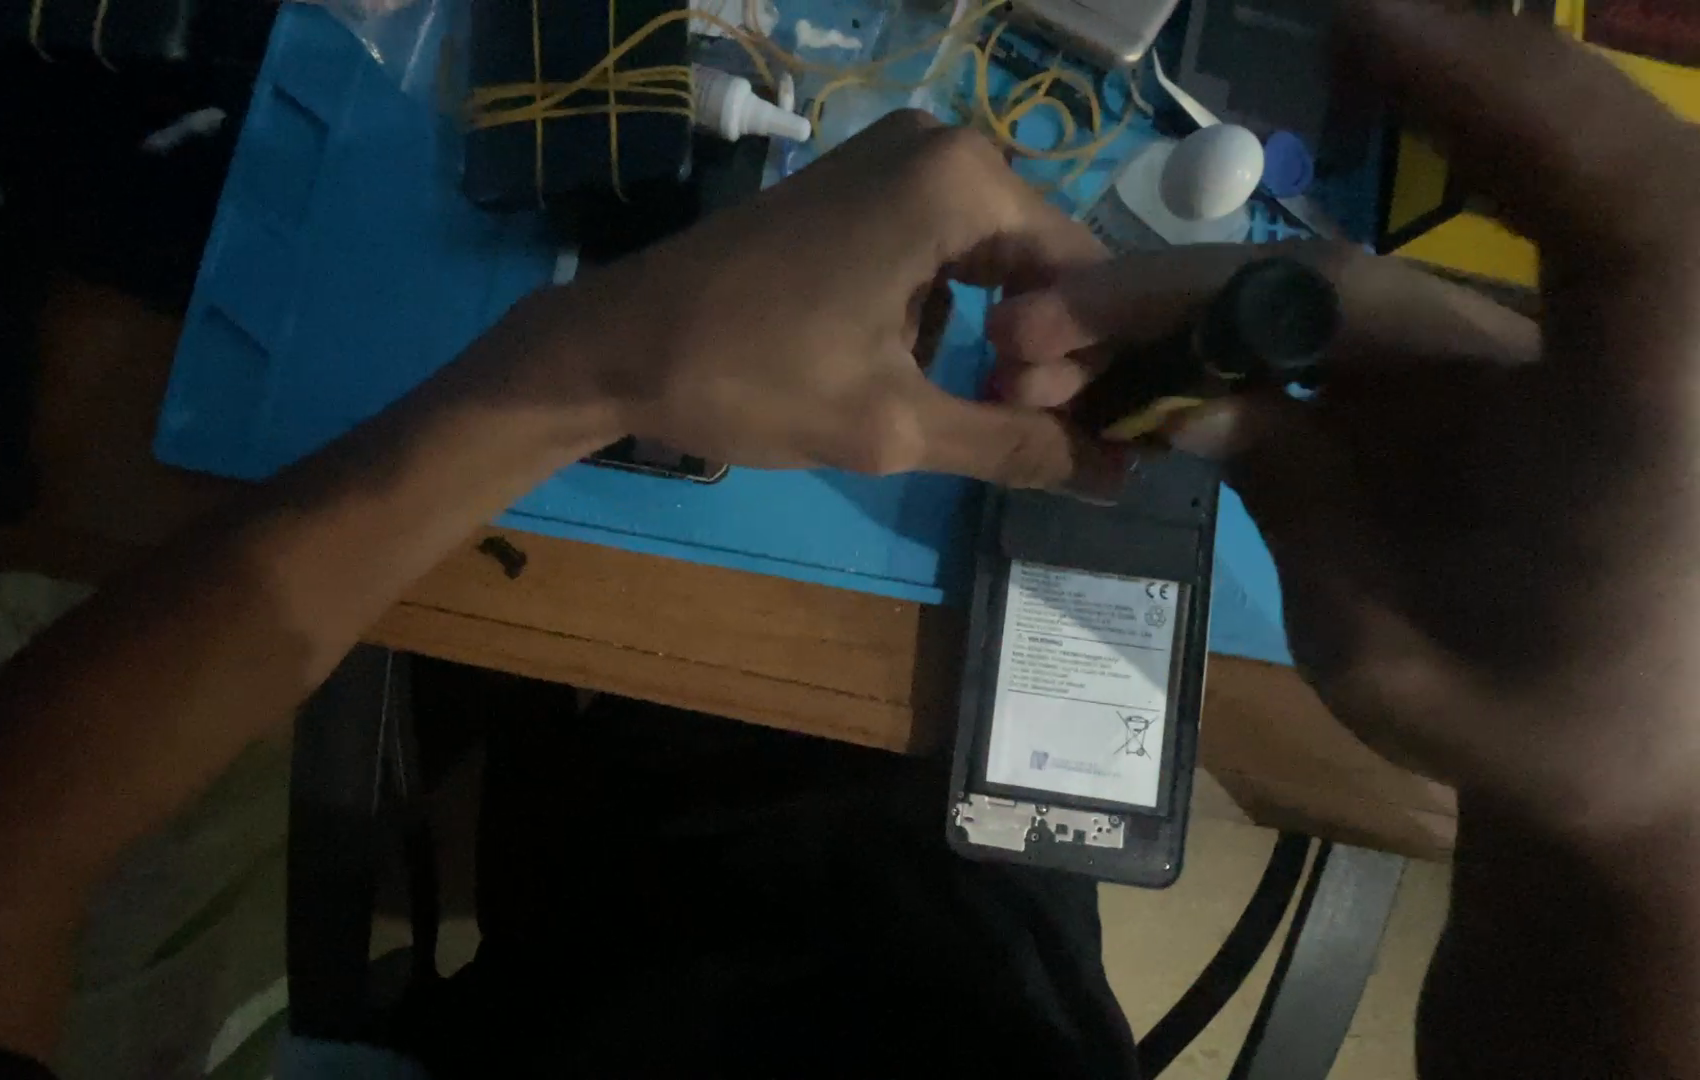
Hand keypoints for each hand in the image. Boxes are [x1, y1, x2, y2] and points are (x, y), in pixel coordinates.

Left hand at [495, 111, 1125, 494]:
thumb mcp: (893, 426)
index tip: (1061, 432)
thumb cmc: (753, 378)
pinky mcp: (844, 197)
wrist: (617, 347)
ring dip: (973, 344)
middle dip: (1026, 354)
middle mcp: (936, 148)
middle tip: (995, 427)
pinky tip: (884, 368)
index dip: (1086, 362)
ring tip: (929, 408)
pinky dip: (926, 320)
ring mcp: (883, 166)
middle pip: (1033, 267)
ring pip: (977, 269)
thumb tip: (1114, 473)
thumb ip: (1012, 444)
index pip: (1086, 276)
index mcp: (964, 180)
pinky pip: (924, 259)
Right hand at [990, 0, 1699, 835]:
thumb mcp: (1401, 645)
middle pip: (1322, 285)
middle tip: (1029, 326)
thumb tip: (1186, 407)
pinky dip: (1164, 379)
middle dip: (1162, 296)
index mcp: (1623, 395)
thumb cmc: (1526, 717)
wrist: (1560, 749)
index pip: (1596, 201)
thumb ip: (1309, 504)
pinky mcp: (1360, 420)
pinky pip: (1252, 375)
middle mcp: (1516, 362)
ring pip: (1267, 322)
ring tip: (1027, 362)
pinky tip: (1087, 397)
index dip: (1491, 96)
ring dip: (1138, 333)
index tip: (1361, 24)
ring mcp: (1427, 389)